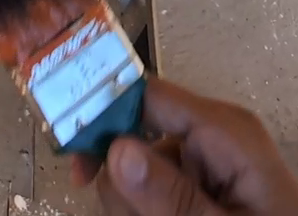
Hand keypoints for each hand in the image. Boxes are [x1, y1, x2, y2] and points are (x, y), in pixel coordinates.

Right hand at [86, 79, 297, 214]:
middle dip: (121, 185)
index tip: (74, 160)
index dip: (103, 114)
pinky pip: (150, 192)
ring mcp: (202, 165)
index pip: (145, 93)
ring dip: (132, 206)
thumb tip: (115, 149)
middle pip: (130, 138)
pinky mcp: (197, 190)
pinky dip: (143, 210)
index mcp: (223, 129)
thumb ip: (173, 197)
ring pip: (133, 172)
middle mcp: (208, 136)